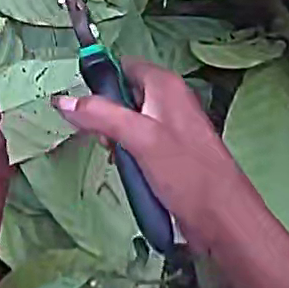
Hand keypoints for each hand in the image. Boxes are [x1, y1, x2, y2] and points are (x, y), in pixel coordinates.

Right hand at [53, 57, 263, 252]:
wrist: (225, 222)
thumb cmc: (188, 173)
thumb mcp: (139, 138)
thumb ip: (100, 115)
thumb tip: (63, 101)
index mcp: (165, 84)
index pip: (122, 65)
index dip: (101, 80)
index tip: (85, 103)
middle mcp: (169, 100)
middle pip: (123, 94)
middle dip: (106, 115)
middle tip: (104, 138)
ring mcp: (171, 128)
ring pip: (128, 122)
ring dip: (116, 139)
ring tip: (119, 158)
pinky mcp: (171, 153)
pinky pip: (139, 144)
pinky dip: (129, 155)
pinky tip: (130, 171)